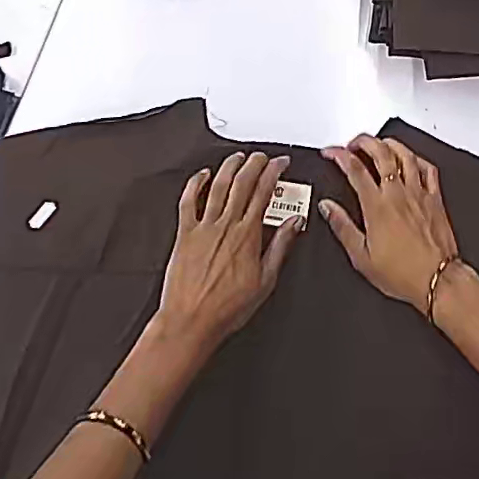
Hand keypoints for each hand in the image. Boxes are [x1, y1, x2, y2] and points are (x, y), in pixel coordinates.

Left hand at [156, 152, 304, 351]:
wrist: (191, 321)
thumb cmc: (227, 307)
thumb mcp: (265, 280)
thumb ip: (280, 246)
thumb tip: (294, 224)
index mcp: (248, 235)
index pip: (264, 192)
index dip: (274, 172)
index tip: (280, 164)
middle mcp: (226, 225)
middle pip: (242, 182)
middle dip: (254, 163)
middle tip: (262, 157)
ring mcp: (203, 227)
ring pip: (218, 185)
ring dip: (229, 167)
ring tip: (238, 158)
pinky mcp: (184, 233)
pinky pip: (188, 200)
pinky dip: (195, 183)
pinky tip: (201, 175)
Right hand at [319, 136, 458, 313]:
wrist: (437, 280)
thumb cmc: (402, 272)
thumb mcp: (361, 256)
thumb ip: (342, 227)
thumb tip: (328, 208)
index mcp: (377, 206)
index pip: (354, 168)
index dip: (339, 155)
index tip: (331, 152)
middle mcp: (398, 194)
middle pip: (380, 153)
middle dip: (363, 141)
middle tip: (353, 143)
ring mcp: (418, 193)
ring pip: (404, 155)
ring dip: (389, 143)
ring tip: (378, 142)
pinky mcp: (435, 199)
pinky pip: (428, 169)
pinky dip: (416, 158)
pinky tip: (410, 158)